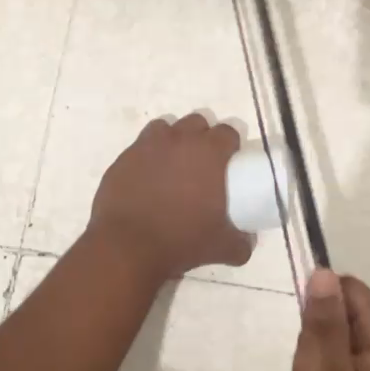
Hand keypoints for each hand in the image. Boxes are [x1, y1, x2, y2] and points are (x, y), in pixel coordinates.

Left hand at [89, 115, 253, 280]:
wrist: (128, 246)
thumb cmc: (181, 240)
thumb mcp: (222, 247)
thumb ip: (241, 242)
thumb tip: (246, 242)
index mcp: (209, 153)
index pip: (228, 132)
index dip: (231, 144)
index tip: (231, 161)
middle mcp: (178, 140)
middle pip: (196, 122)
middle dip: (202, 137)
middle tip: (203, 163)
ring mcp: (146, 146)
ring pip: (165, 128)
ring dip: (173, 140)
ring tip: (174, 165)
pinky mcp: (123, 159)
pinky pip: (139, 147)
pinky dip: (147, 157)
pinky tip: (147, 178)